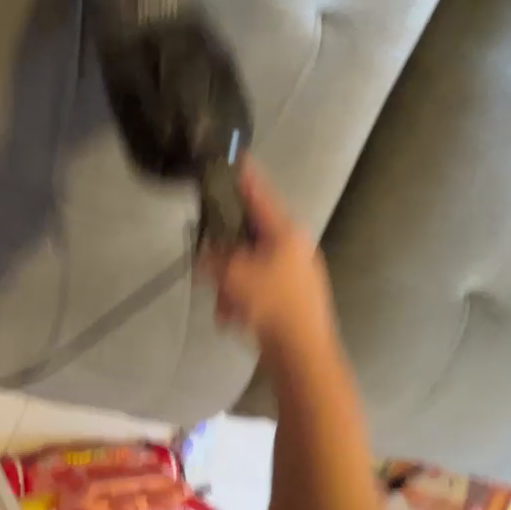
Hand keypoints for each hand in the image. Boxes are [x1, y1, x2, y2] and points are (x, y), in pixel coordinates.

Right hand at [199, 158, 338, 360]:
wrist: (303, 353)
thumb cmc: (271, 305)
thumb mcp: (231, 275)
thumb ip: (214, 258)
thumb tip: (207, 254)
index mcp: (286, 232)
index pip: (259, 195)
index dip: (245, 176)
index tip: (236, 155)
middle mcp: (294, 247)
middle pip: (248, 237)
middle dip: (224, 259)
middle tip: (207, 273)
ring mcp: (296, 272)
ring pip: (248, 267)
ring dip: (230, 287)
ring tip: (224, 308)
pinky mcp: (293, 296)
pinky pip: (257, 289)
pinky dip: (241, 301)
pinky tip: (234, 320)